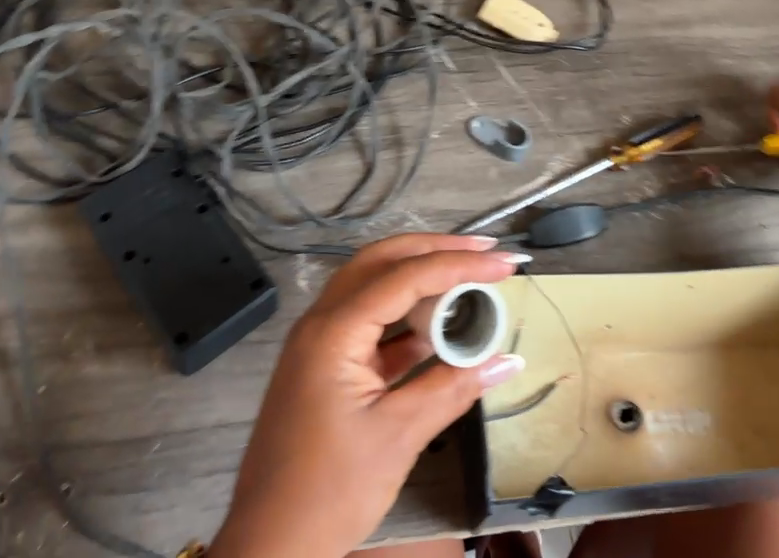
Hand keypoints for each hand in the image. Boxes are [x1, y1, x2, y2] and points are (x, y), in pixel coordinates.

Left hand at [212, 234, 528, 557]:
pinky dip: (406, 317)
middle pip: (381, 262)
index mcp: (333, 331)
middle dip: (434, 250)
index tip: (505, 263)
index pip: (404, 276)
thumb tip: (506, 361)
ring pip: (373, 287)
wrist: (272, 541)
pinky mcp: (325, 365)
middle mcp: (321, 322)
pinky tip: (440, 326)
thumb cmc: (329, 490)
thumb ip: (451, 389)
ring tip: (469, 278)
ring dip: (420, 278)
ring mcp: (320, 343)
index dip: (459, 265)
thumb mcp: (398, 437)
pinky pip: (369, 323)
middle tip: (486, 251)